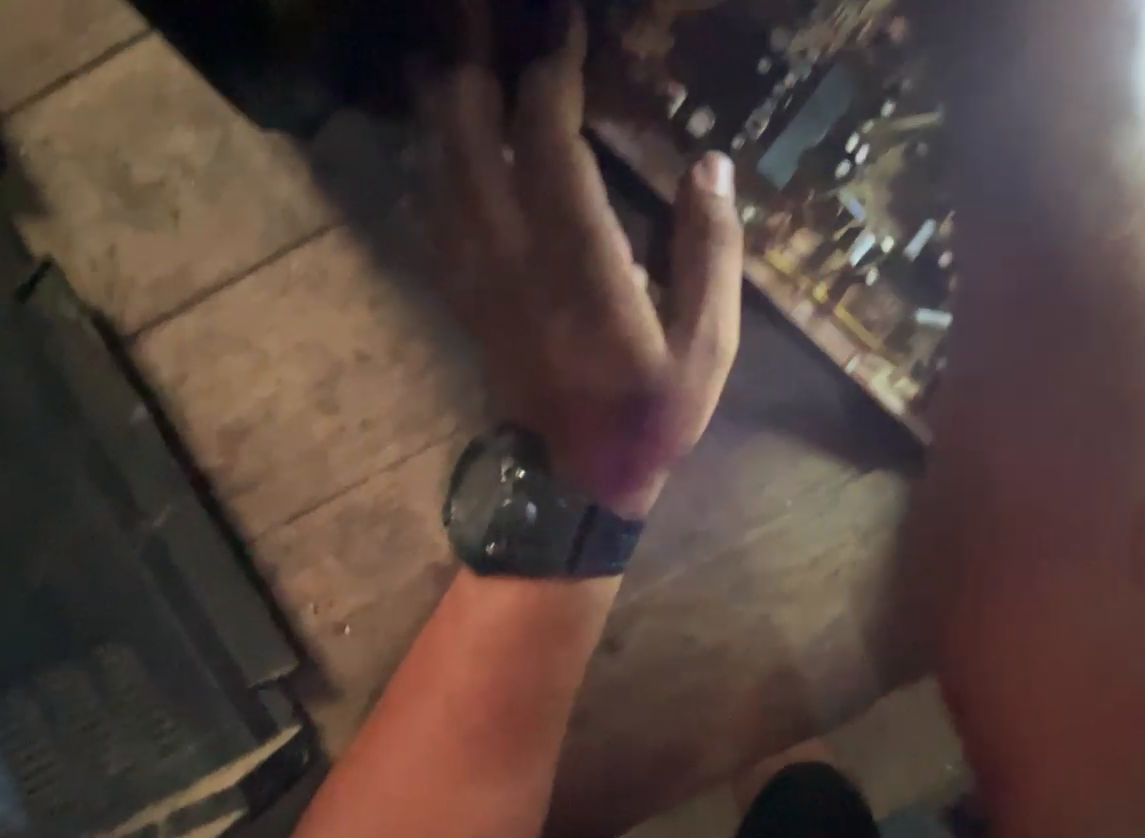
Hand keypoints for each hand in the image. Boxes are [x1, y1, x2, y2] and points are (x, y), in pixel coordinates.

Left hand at [419, 4, 743, 517]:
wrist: (575, 484)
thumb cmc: (648, 420)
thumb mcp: (708, 348)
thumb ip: (712, 252)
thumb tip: (710, 165)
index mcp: (582, 271)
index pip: (549, 148)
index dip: (550, 80)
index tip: (564, 34)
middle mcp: (516, 264)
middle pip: (469, 146)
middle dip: (472, 73)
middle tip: (482, 26)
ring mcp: (480, 285)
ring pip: (440, 179)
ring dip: (442, 114)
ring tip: (450, 63)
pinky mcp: (465, 305)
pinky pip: (434, 223)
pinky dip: (432, 172)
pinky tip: (438, 147)